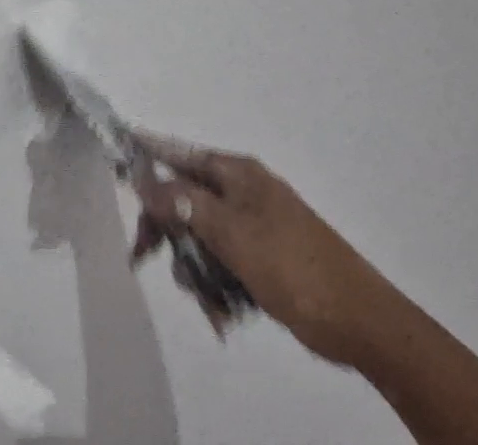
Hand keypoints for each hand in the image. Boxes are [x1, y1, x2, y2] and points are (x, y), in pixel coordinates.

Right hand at [126, 131, 401, 364]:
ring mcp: (253, 226)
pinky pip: (219, 262)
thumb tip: (140, 178)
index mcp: (238, 175)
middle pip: (181, 199)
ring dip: (191, 267)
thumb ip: (181, 201)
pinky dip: (214, 284)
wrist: (364, 326)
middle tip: (142, 256)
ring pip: (196, 236)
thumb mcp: (229, 231)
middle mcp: (243, 193)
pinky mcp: (261, 258)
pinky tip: (221, 312)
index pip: (177, 152)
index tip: (113, 166)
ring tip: (203, 299)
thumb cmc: (294, 267)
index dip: (144, 157)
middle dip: (164, 231)